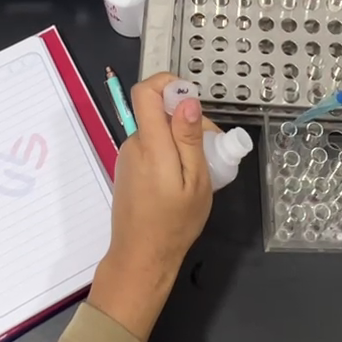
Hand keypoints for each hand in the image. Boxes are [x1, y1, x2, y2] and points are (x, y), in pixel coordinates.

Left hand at [88, 73, 214, 340]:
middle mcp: (134, 144)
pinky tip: (184, 179)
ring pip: (157, 131)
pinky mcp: (128, 169)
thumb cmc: (174, 223)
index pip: (145, 91)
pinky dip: (170, 153)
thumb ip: (189, 139)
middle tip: (212, 148)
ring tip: (201, 169)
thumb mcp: (195, 181)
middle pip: (157, 112)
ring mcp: (128, 157)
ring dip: (180, 139)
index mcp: (151, 144)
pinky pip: (151, 147)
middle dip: (186, 119)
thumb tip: (186, 100)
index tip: (192, 97)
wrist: (141, 258)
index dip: (167, 83)